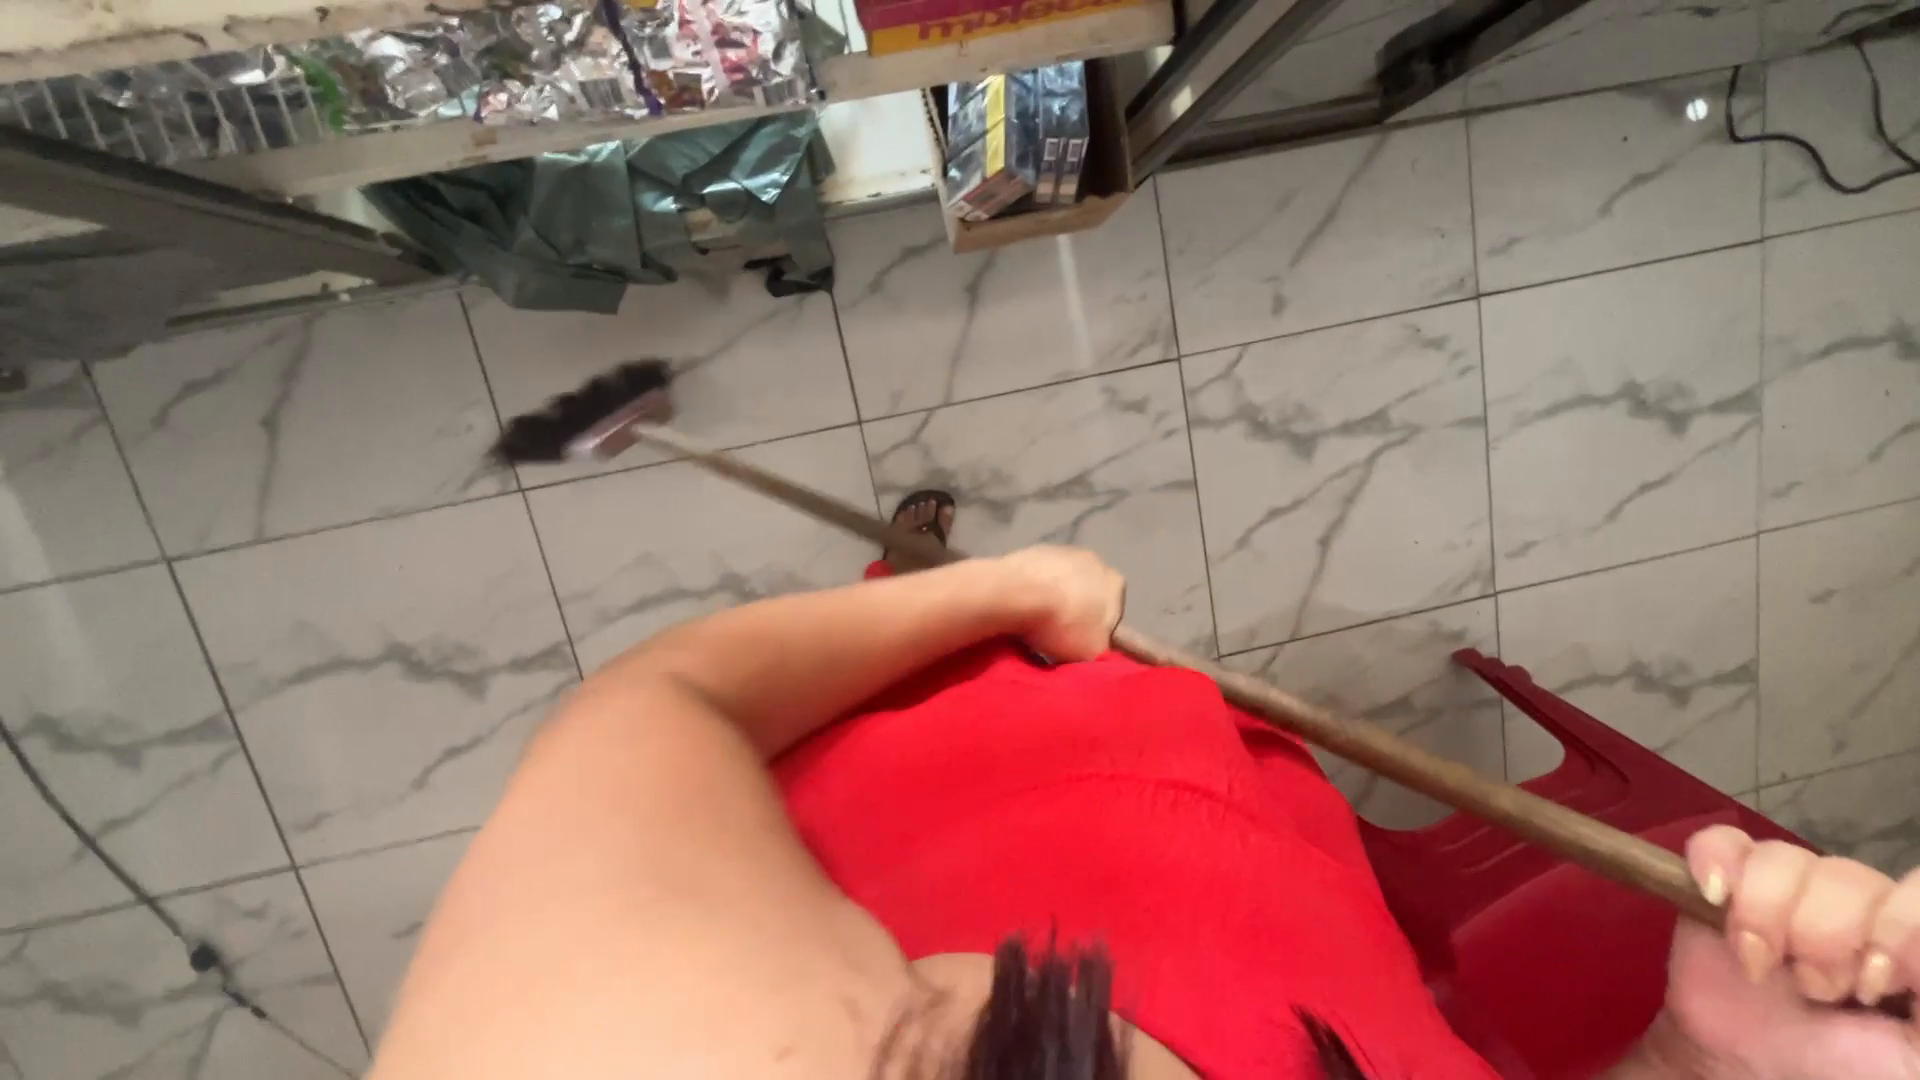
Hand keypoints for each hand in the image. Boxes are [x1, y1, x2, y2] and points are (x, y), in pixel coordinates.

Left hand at [993, 546, 1124, 662]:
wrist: (1018, 593)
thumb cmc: (1064, 624)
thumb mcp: (1093, 653)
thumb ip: (1100, 649)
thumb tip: (1093, 646)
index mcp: (1117, 584)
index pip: (1113, 613)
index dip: (1096, 631)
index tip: (1078, 645)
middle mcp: (1095, 560)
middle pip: (1086, 594)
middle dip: (1073, 612)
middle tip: (1055, 636)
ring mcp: (1062, 551)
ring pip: (1060, 583)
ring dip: (1050, 599)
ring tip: (1033, 623)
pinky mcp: (1032, 549)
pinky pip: (1036, 577)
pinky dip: (1030, 589)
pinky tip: (1018, 606)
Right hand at [1640, 827, 1919, 1078]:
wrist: (1752, 1063)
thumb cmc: (1851, 1064)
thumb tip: (1909, 949)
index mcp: (1910, 937)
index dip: (1897, 927)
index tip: (1875, 983)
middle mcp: (1859, 902)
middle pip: (1847, 876)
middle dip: (1822, 938)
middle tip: (1816, 988)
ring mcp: (1786, 884)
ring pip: (1782, 859)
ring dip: (1763, 915)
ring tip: (1758, 961)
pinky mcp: (1721, 875)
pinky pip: (1719, 840)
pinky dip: (1713, 863)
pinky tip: (1714, 898)